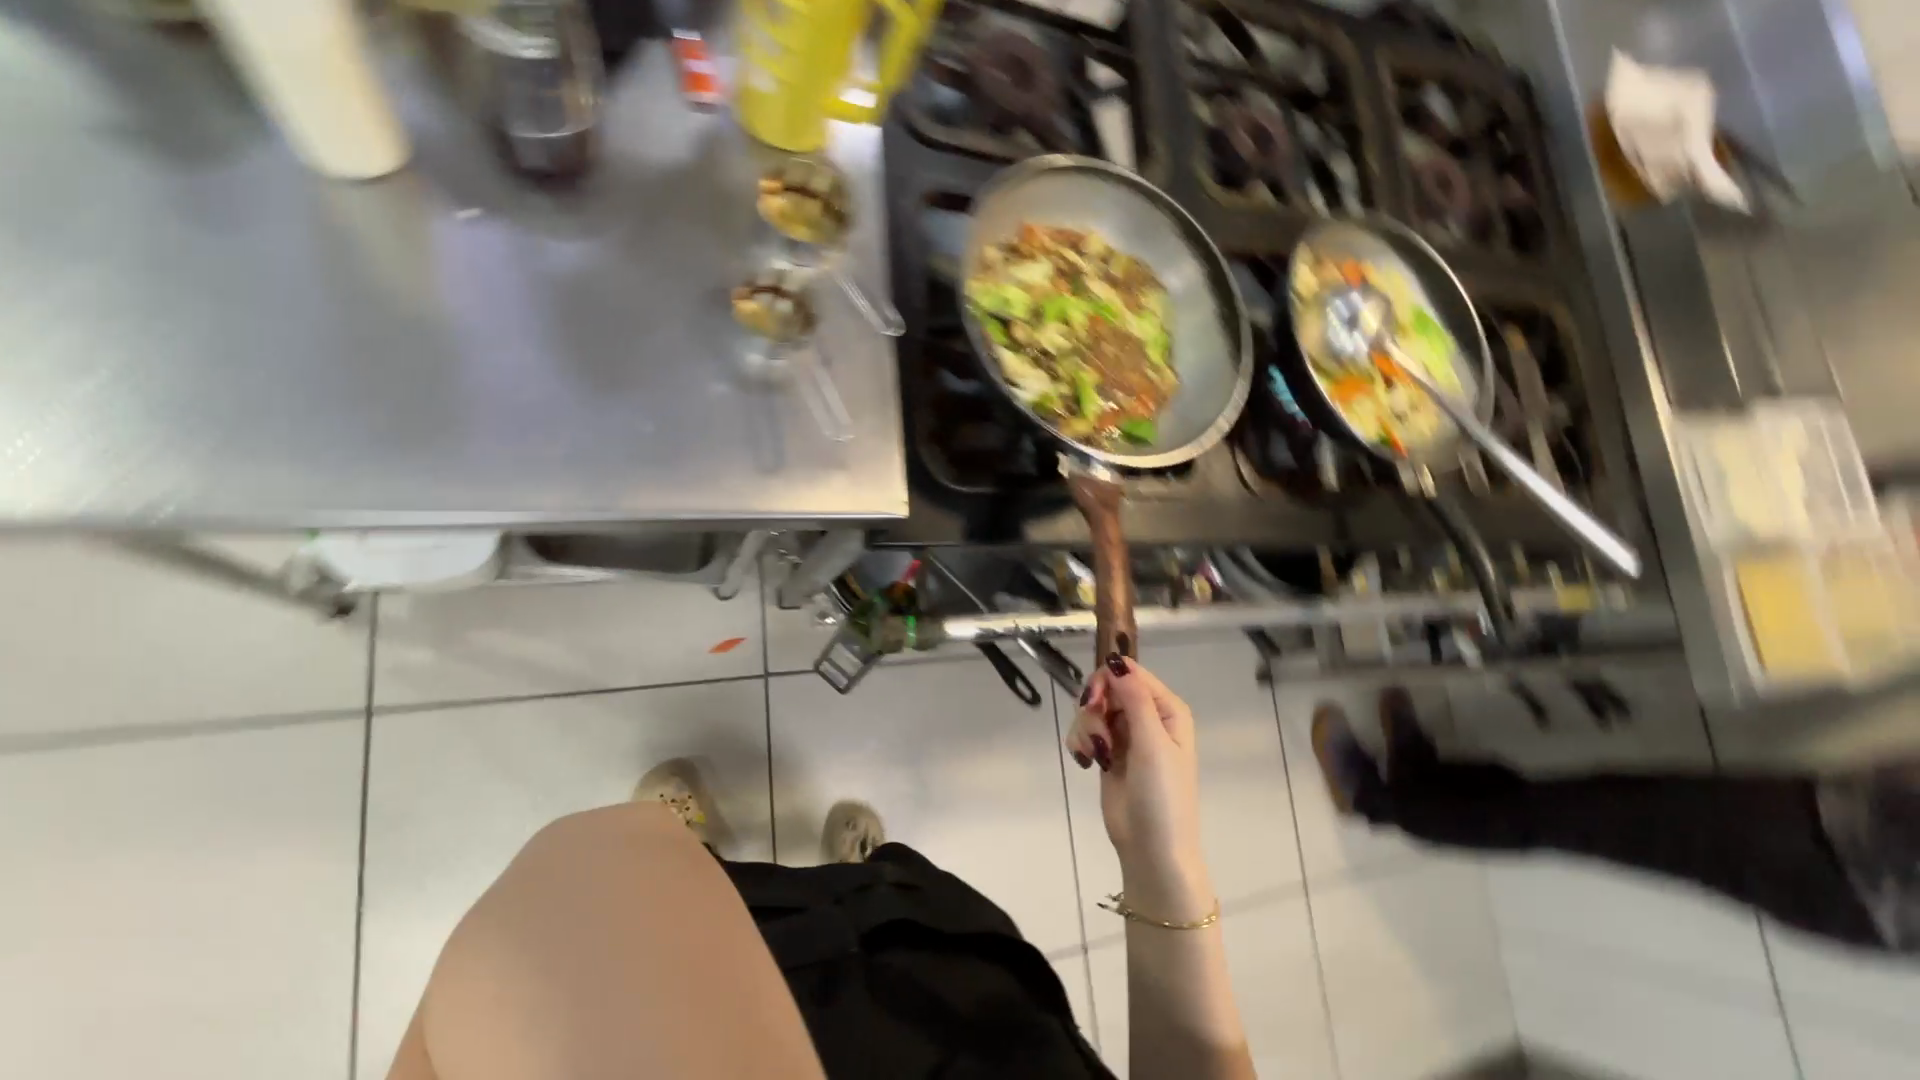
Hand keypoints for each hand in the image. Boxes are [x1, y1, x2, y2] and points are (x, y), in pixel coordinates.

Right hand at [1065, 656, 1212, 922]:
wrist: (1152, 848)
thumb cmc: (1162, 796)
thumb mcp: (1152, 744)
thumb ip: (1134, 699)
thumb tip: (1115, 659)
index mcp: (1167, 709)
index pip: (1130, 672)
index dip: (1107, 681)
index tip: (1094, 703)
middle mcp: (1148, 717)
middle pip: (1107, 687)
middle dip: (1094, 707)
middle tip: (1096, 735)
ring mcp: (1126, 736)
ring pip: (1092, 709)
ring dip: (1086, 728)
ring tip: (1095, 755)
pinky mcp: (1108, 753)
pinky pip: (1085, 731)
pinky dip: (1080, 742)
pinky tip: (1086, 761)